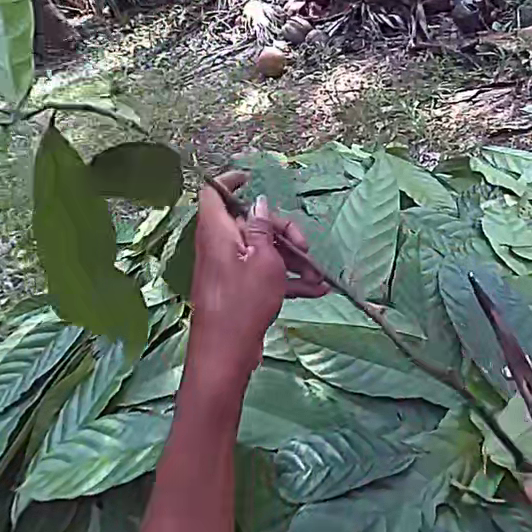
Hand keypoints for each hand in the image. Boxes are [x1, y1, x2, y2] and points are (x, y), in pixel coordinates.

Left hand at [187, 172, 328, 378]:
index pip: (213, 194)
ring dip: (291, 260)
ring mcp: (229, 269)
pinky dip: (286, 279)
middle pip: (250, 224)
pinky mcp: (239, 289)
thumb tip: (259, 203)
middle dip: (282, 232)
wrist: (226, 352)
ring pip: (261, 251)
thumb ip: (262, 229)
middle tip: (305, 247)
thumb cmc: (244, 302)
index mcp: (218, 232)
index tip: (250, 178)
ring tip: (318, 277)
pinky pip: (263, 274)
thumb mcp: (263, 261)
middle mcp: (220, 246)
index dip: (229, 182)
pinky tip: (315, 291)